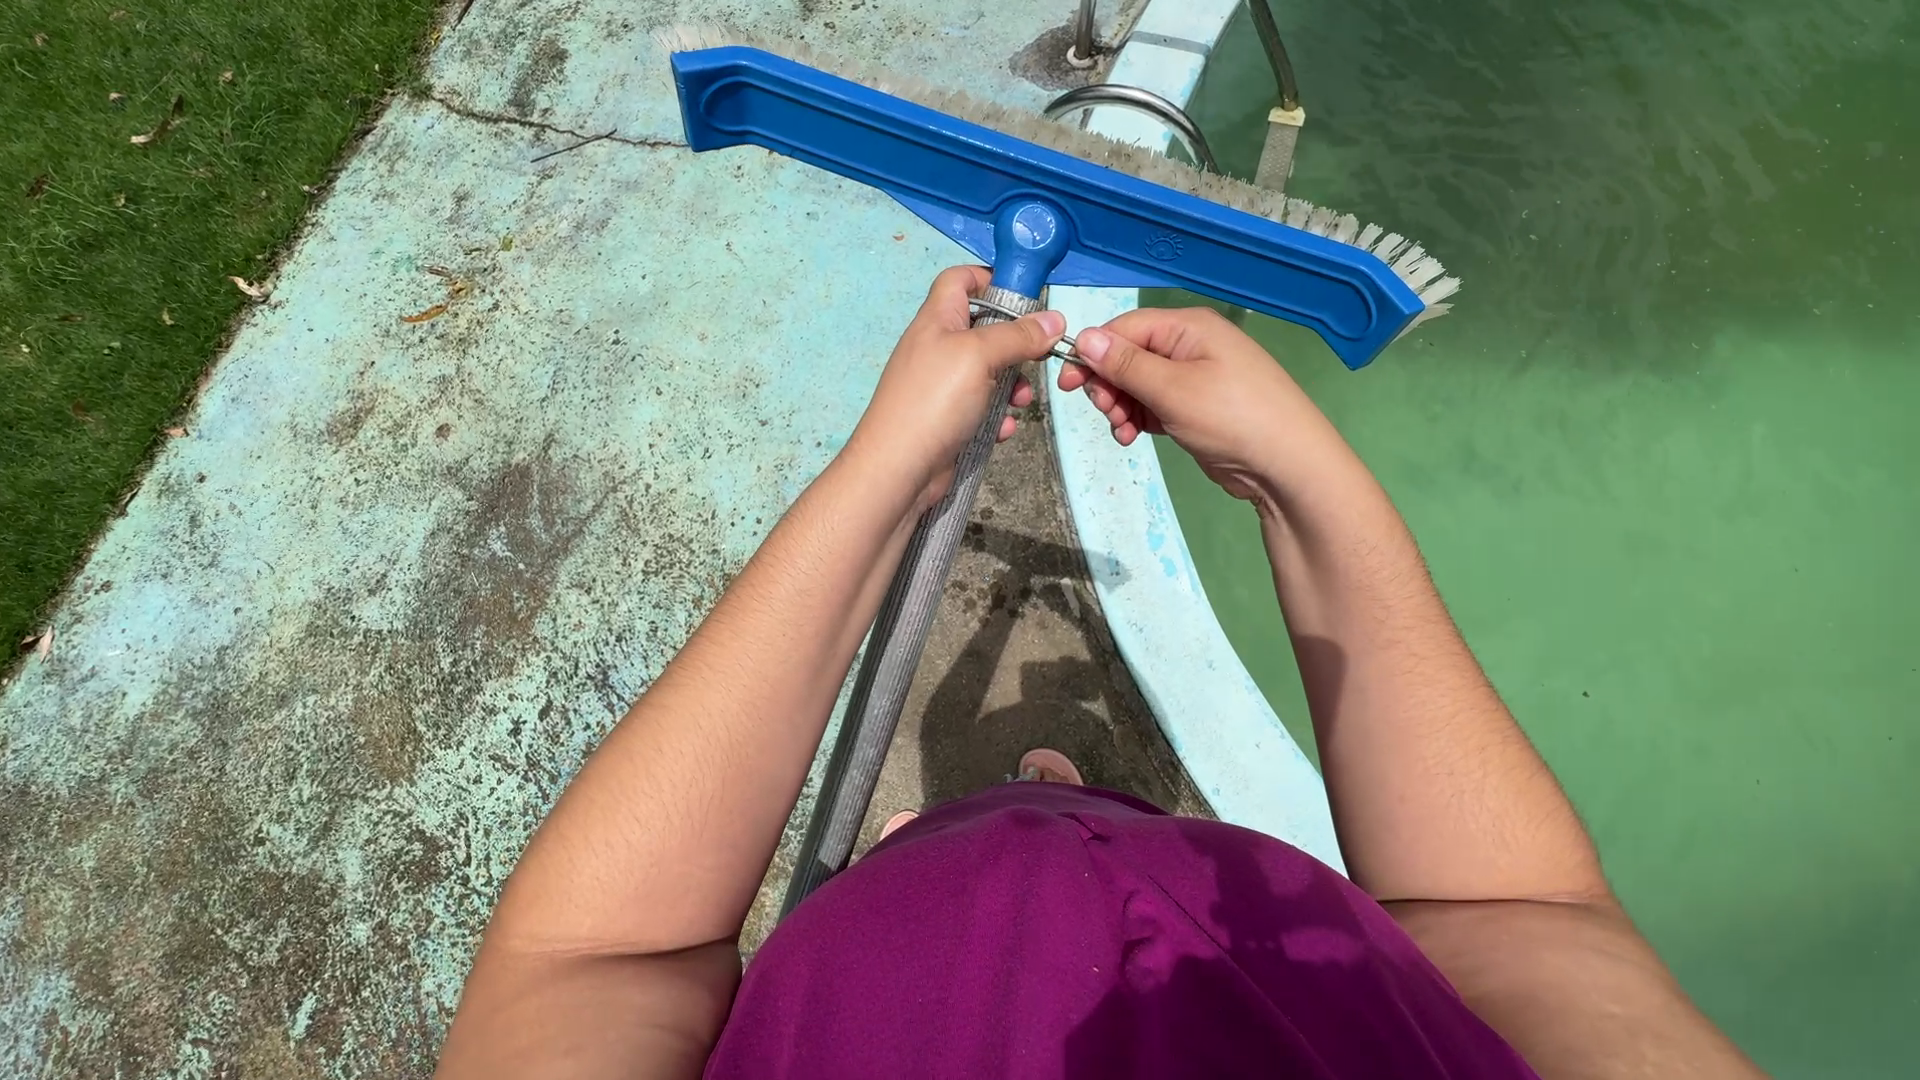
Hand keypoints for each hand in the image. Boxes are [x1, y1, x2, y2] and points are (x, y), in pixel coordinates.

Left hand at [847, 266, 1065, 512]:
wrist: (898, 469)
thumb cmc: (934, 400)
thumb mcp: (979, 356)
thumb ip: (1018, 336)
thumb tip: (1055, 319)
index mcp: (937, 320)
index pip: (960, 280)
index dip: (991, 278)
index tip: (1026, 296)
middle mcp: (937, 349)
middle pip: (984, 330)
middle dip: (1015, 344)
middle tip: (1036, 359)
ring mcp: (941, 387)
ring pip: (989, 374)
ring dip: (1012, 386)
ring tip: (1022, 402)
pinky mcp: (947, 420)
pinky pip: (982, 410)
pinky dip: (997, 417)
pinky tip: (1004, 430)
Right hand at [1058, 307, 1357, 510]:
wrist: (1286, 466)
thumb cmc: (1231, 418)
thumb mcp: (1172, 389)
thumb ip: (1126, 364)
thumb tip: (1083, 337)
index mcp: (1187, 329)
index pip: (1124, 329)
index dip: (1092, 354)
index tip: (1067, 385)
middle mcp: (1188, 347)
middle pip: (1127, 356)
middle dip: (1108, 385)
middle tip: (1106, 413)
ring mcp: (1193, 378)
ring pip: (1137, 384)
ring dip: (1120, 406)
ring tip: (1123, 431)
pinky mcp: (1193, 407)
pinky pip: (1152, 405)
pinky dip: (1137, 419)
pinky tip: (1133, 437)